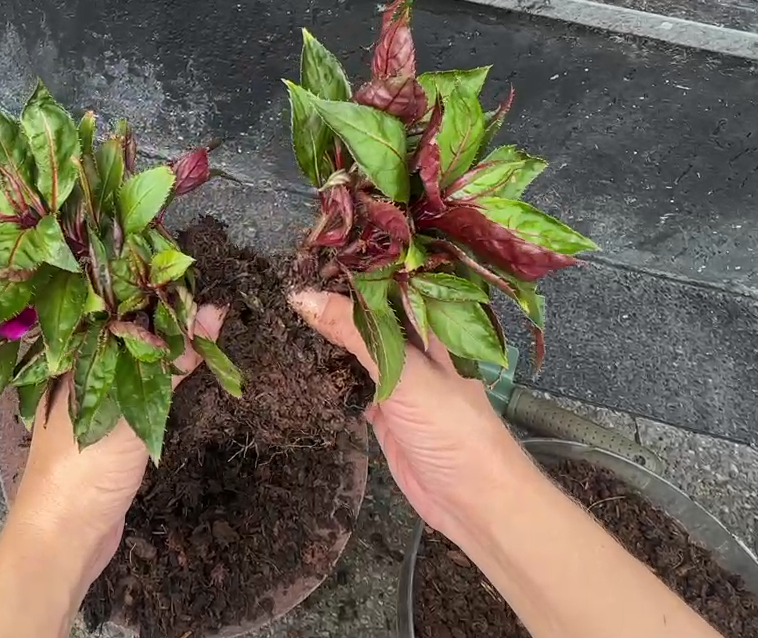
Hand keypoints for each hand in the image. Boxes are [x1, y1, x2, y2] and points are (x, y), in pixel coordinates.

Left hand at [9, 305, 227, 585]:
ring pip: (133, 354)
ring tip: (205, 318)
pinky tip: (185, 364)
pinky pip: (137, 384)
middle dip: (162, 312)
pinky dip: (161, 373)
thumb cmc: (84, 467)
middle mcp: (77, 364)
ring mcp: (91, 393)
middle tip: (207, 291)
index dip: (148, 283)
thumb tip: (211, 310)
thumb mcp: (133, 408)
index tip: (189, 268)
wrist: (62, 538)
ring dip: (164, 342)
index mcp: (70, 351)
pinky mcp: (106, 421)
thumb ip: (171, 361)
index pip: (111, 299)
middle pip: (124, 326)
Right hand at [289, 289, 521, 544]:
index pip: (385, 281)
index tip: (306, 254)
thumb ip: (355, 333)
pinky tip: (298, 358)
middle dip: (330, 299)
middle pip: (366, 312)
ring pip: (354, 345)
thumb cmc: (452, 426)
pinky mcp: (380, 408)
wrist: (474, 503)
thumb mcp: (404, 372)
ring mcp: (395, 376)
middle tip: (284, 282)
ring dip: (325, 334)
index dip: (349, 267)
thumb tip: (302, 296)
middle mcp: (412, 343)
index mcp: (429, 322)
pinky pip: (347, 379)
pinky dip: (326, 371)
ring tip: (283, 312)